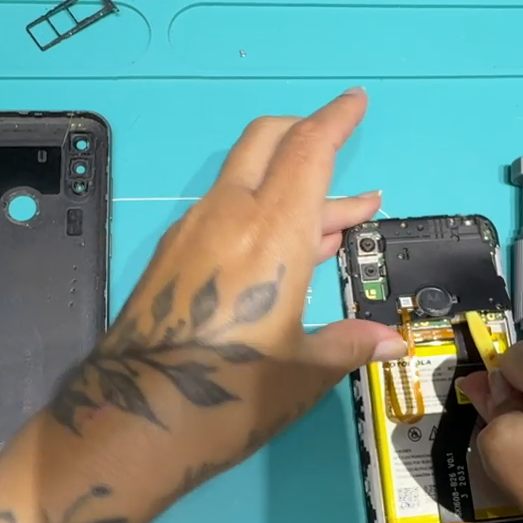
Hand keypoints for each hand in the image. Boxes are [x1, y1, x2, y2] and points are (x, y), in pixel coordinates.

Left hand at [48, 89, 406, 474]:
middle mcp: (230, 216)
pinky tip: (290, 247)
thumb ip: (349, 344)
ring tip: (341, 216)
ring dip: (291, 185)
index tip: (355, 101)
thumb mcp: (303, 372)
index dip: (335, 120)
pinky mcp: (171, 256)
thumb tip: (390, 341)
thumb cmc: (231, 396)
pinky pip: (226, 212)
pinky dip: (263, 212)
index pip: (308, 151)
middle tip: (338, 144)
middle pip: (266, 142)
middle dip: (304, 132)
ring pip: (248, 180)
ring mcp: (193, 232)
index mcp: (272, 233)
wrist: (131, 422)